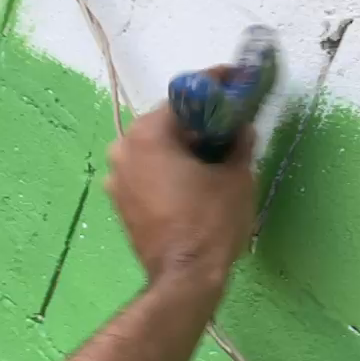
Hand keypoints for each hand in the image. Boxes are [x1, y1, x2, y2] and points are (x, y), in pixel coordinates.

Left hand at [103, 102, 255, 291]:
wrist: (185, 279)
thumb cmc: (211, 224)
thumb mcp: (237, 179)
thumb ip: (239, 145)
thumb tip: (242, 130)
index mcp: (148, 133)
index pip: (185, 98)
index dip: (215, 88)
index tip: (235, 80)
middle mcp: (123, 149)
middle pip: (167, 124)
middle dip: (198, 124)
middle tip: (228, 127)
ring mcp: (117, 179)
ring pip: (156, 152)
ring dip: (182, 150)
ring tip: (213, 159)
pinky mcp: (121, 205)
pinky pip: (149, 176)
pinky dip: (169, 173)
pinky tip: (194, 183)